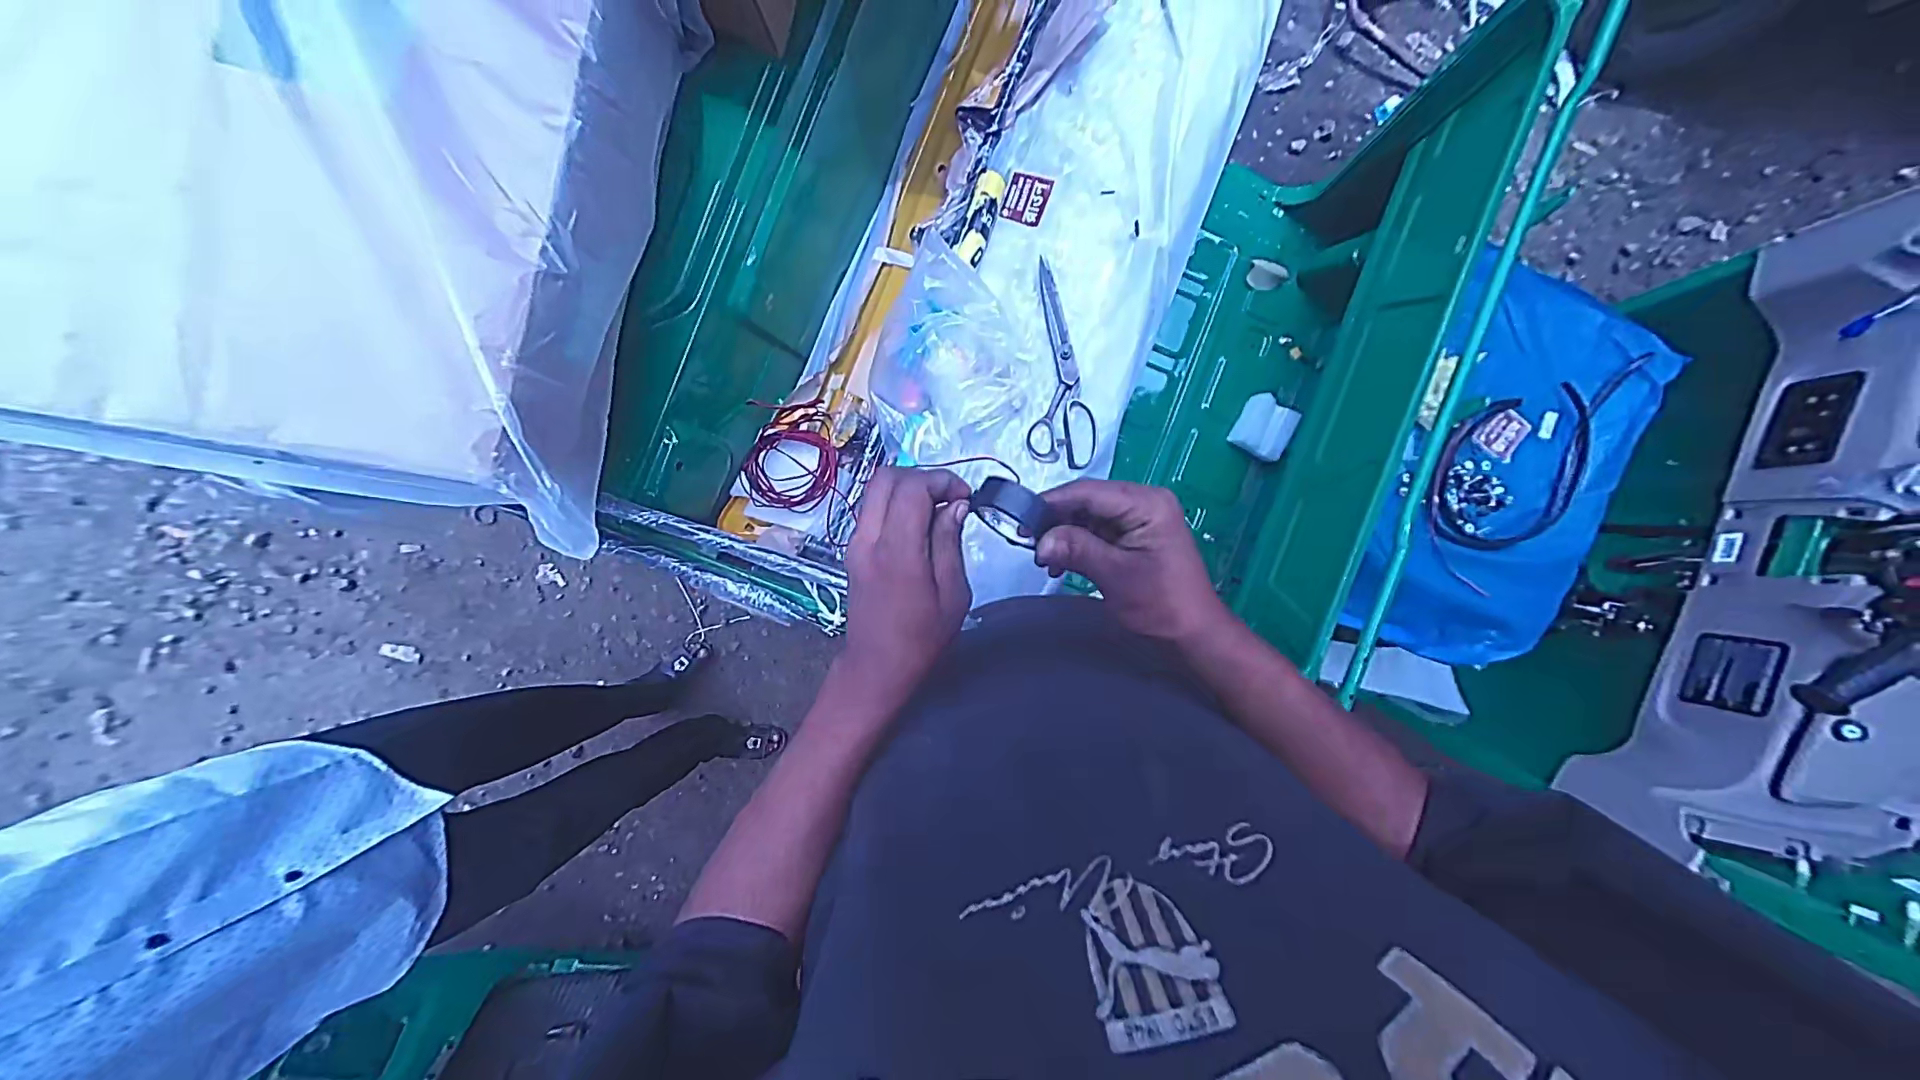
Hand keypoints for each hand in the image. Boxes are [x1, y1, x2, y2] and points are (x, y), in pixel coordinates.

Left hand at [838, 467, 972, 709]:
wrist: (877, 667)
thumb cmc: (922, 639)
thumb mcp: (953, 594)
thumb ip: (949, 542)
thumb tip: (955, 506)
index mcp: (896, 551)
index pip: (912, 488)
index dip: (941, 481)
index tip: (964, 497)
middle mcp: (868, 540)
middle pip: (886, 477)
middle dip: (922, 477)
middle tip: (949, 497)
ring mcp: (855, 544)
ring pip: (875, 490)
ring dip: (907, 489)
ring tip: (936, 511)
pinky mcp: (853, 551)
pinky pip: (872, 510)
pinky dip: (896, 505)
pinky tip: (919, 527)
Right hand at [1035, 479, 1232, 647]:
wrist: (1193, 634)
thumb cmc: (1161, 605)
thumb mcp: (1116, 575)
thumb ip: (1078, 550)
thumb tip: (1040, 541)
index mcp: (1147, 503)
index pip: (1089, 492)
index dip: (1052, 503)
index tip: (1021, 519)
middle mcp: (1144, 501)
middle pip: (1087, 500)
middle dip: (1056, 519)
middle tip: (1027, 541)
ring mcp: (1139, 517)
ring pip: (1088, 514)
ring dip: (1063, 533)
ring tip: (1043, 556)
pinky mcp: (1133, 534)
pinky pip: (1096, 529)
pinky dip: (1076, 542)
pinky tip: (1060, 561)